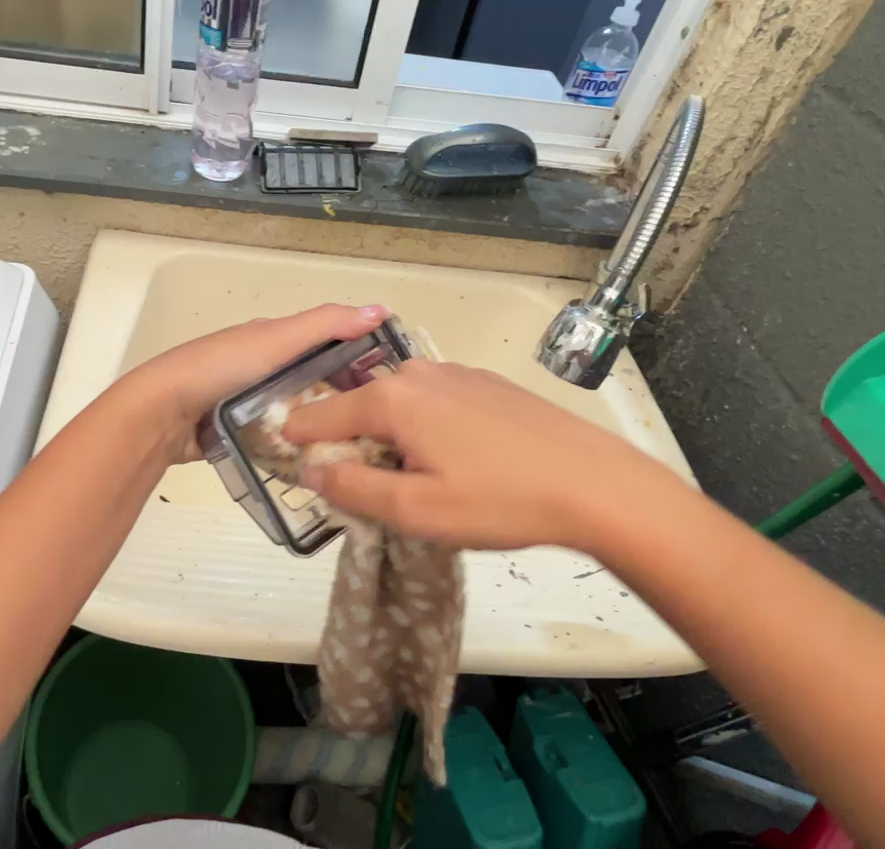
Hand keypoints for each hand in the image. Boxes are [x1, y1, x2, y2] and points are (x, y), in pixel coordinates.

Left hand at [118, 303, 390, 462]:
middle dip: (343, 396)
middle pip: (313, 378)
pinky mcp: (236, 433)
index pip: (326, 343)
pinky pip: (276, 437)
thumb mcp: (277, 340)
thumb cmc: (221, 368)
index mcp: (270, 339)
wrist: (162, 413)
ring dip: (321, 424)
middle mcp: (260, 366)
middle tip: (376, 426)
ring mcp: (246, 402)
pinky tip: (316, 462)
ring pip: (296, 410)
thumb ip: (326, 325)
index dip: (358, 358)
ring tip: (354, 448)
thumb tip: (380, 309)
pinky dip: (295, 444)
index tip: (389, 386)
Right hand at [284, 360, 685, 551]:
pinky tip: (458, 461)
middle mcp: (418, 373)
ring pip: (402, 404)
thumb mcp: (415, 511)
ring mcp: (457, 373)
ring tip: (417, 480)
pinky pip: (436, 402)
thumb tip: (312, 470)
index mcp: (392, 399)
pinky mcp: (487, 384)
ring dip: (394, 437)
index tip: (289, 457)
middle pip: (363, 407)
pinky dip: (428, 427)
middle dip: (354, 444)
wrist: (594, 484)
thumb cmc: (499, 501)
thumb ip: (352, 489)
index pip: (322, 414)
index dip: (301, 438)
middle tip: (368, 489)